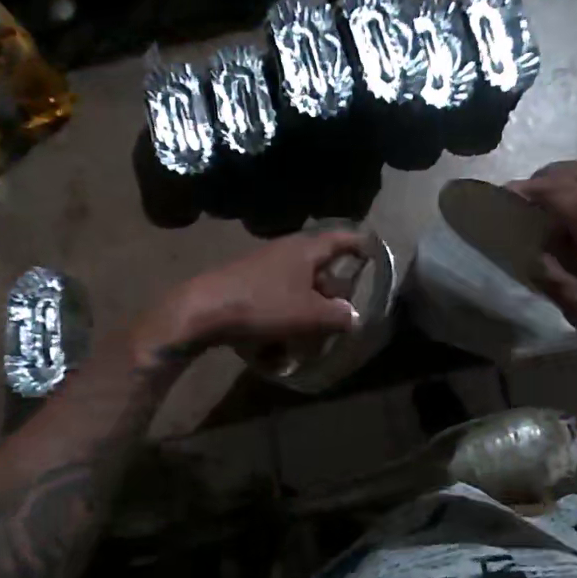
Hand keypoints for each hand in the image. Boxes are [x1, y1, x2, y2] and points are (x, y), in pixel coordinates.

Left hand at [133, 229, 368, 362]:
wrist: (203, 310)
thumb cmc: (263, 305)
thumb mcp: (308, 315)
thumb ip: (337, 315)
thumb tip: (353, 316)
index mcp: (305, 249)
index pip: (340, 239)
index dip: (358, 244)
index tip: (373, 250)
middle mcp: (285, 251)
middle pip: (318, 265)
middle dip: (332, 288)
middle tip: (343, 310)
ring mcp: (262, 266)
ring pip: (296, 283)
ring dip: (308, 304)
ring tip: (314, 331)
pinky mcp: (245, 283)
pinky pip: (275, 296)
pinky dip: (285, 312)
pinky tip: (281, 339)